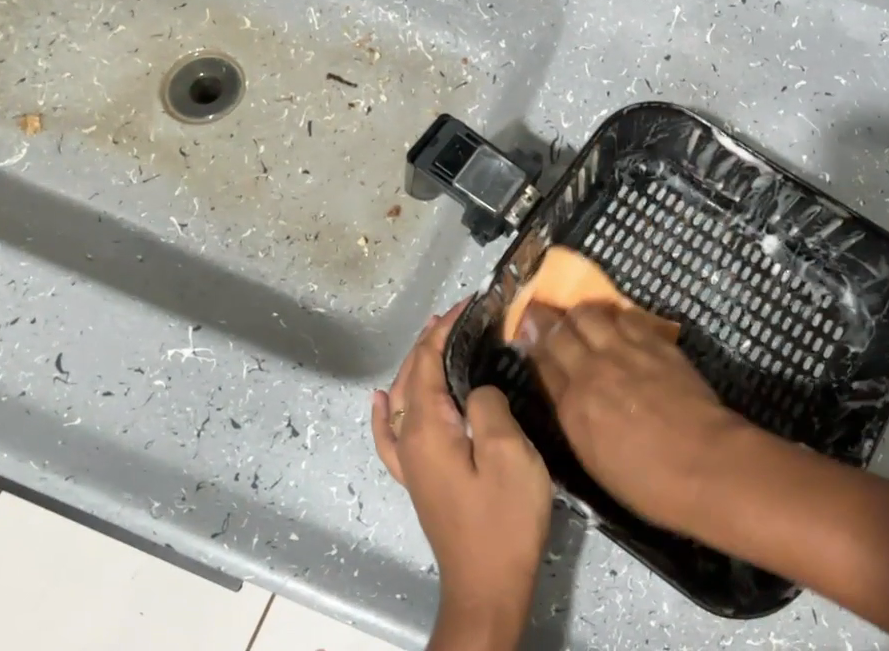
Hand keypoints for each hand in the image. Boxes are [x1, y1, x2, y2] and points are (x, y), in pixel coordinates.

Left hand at [373, 304, 551, 650]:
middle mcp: (409, 439)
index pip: (427, 361)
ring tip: (434, 339)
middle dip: (431, 340)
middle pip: (410, 375)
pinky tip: (379, 400)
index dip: (445, 328)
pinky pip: (389, 435)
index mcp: (426, 427)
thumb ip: (487, 406)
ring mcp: (411, 463)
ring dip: (416, 365)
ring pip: (401, 398)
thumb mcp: (508, 453)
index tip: (471, 303)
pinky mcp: (420, 480)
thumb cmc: (502, 518)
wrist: (488, 585)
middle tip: (462, 315)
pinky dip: (383, 412)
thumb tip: (475, 390)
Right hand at [523, 303, 754, 532]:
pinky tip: (619, 321)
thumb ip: (576, 420)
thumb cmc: (649, 482)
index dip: (532, 347)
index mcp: (572, 407)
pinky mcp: (656, 343)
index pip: (542, 363)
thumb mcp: (595, 461)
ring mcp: (626, 352)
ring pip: (590, 313)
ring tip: (582, 316)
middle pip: (559, 331)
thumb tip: (567, 396)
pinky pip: (627, 316)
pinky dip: (617, 315)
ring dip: (581, 313)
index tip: (528, 336)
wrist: (706, 464)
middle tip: (544, 313)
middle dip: (546, 320)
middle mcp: (592, 370)